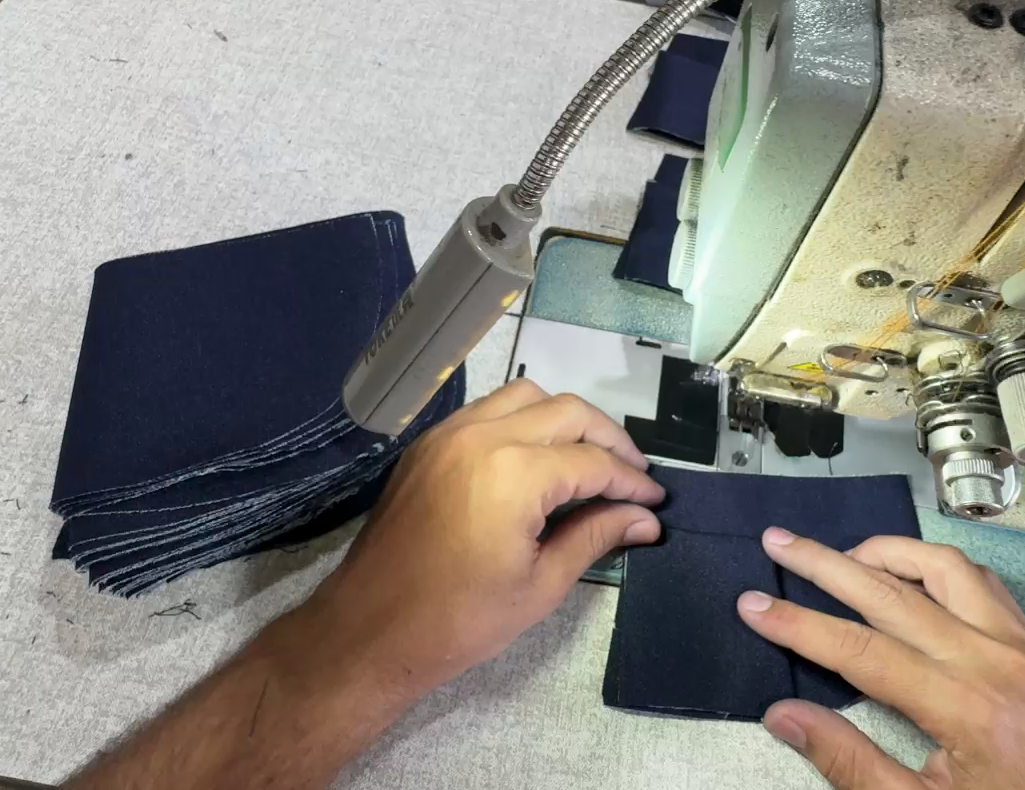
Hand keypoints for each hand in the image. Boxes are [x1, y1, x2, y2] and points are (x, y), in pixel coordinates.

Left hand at [300, 379, 665, 697]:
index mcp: (513, 474)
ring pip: (528, 394)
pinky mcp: (432, 440)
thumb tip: (646, 520)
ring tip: (587, 456)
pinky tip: (538, 453)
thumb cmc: (459, 620)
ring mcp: (452, 432)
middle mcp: (483, 435)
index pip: (592, 463)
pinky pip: (491, 407)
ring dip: (566, 418)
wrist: (369, 630)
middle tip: (632, 473)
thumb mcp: (540, 586)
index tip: (655, 499)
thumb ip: (596, 537)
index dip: (631, 481)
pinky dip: (525, 418)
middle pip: (567, 411)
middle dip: (609, 438)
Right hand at [736, 530, 1024, 789]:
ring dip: (884, 553)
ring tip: (840, 557)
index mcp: (969, 710)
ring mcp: (1020, 646)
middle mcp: (995, 661)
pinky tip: (907, 574)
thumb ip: (850, 763)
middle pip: (890, 590)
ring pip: (941, 566)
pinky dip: (933, 565)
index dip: (799, 626)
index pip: (860, 651)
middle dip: (824, 564)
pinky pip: (979, 580)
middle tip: (779, 543)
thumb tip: (783, 715)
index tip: (754, 607)